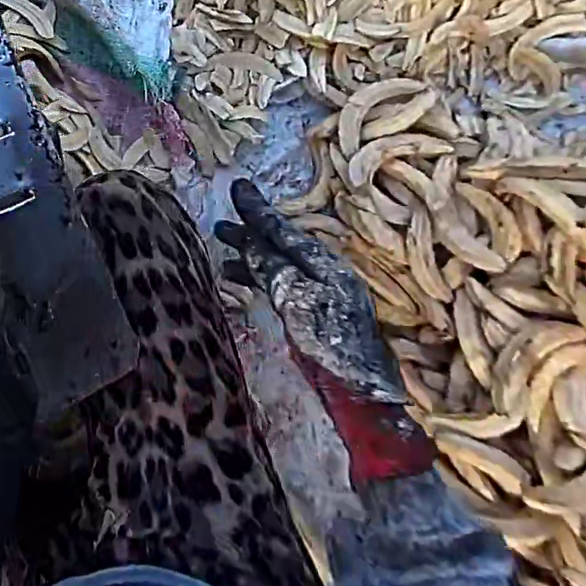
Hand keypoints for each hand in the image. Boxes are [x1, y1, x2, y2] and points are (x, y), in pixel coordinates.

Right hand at [216, 179, 435, 484]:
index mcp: (324, 265)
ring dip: (251, 259)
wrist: (364, 398)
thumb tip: (250, 241)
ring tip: (222, 258)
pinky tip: (243, 286)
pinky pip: (281, 286)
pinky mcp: (318, 320)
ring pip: (279, 267)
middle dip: (250, 235)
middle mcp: (326, 276)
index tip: (238, 187)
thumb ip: (271, 267)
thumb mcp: (295, 298)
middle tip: (220, 227)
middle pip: (281, 246)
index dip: (257, 211)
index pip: (282, 230)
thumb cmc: (330, 344)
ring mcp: (323, 299)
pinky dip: (258, 280)